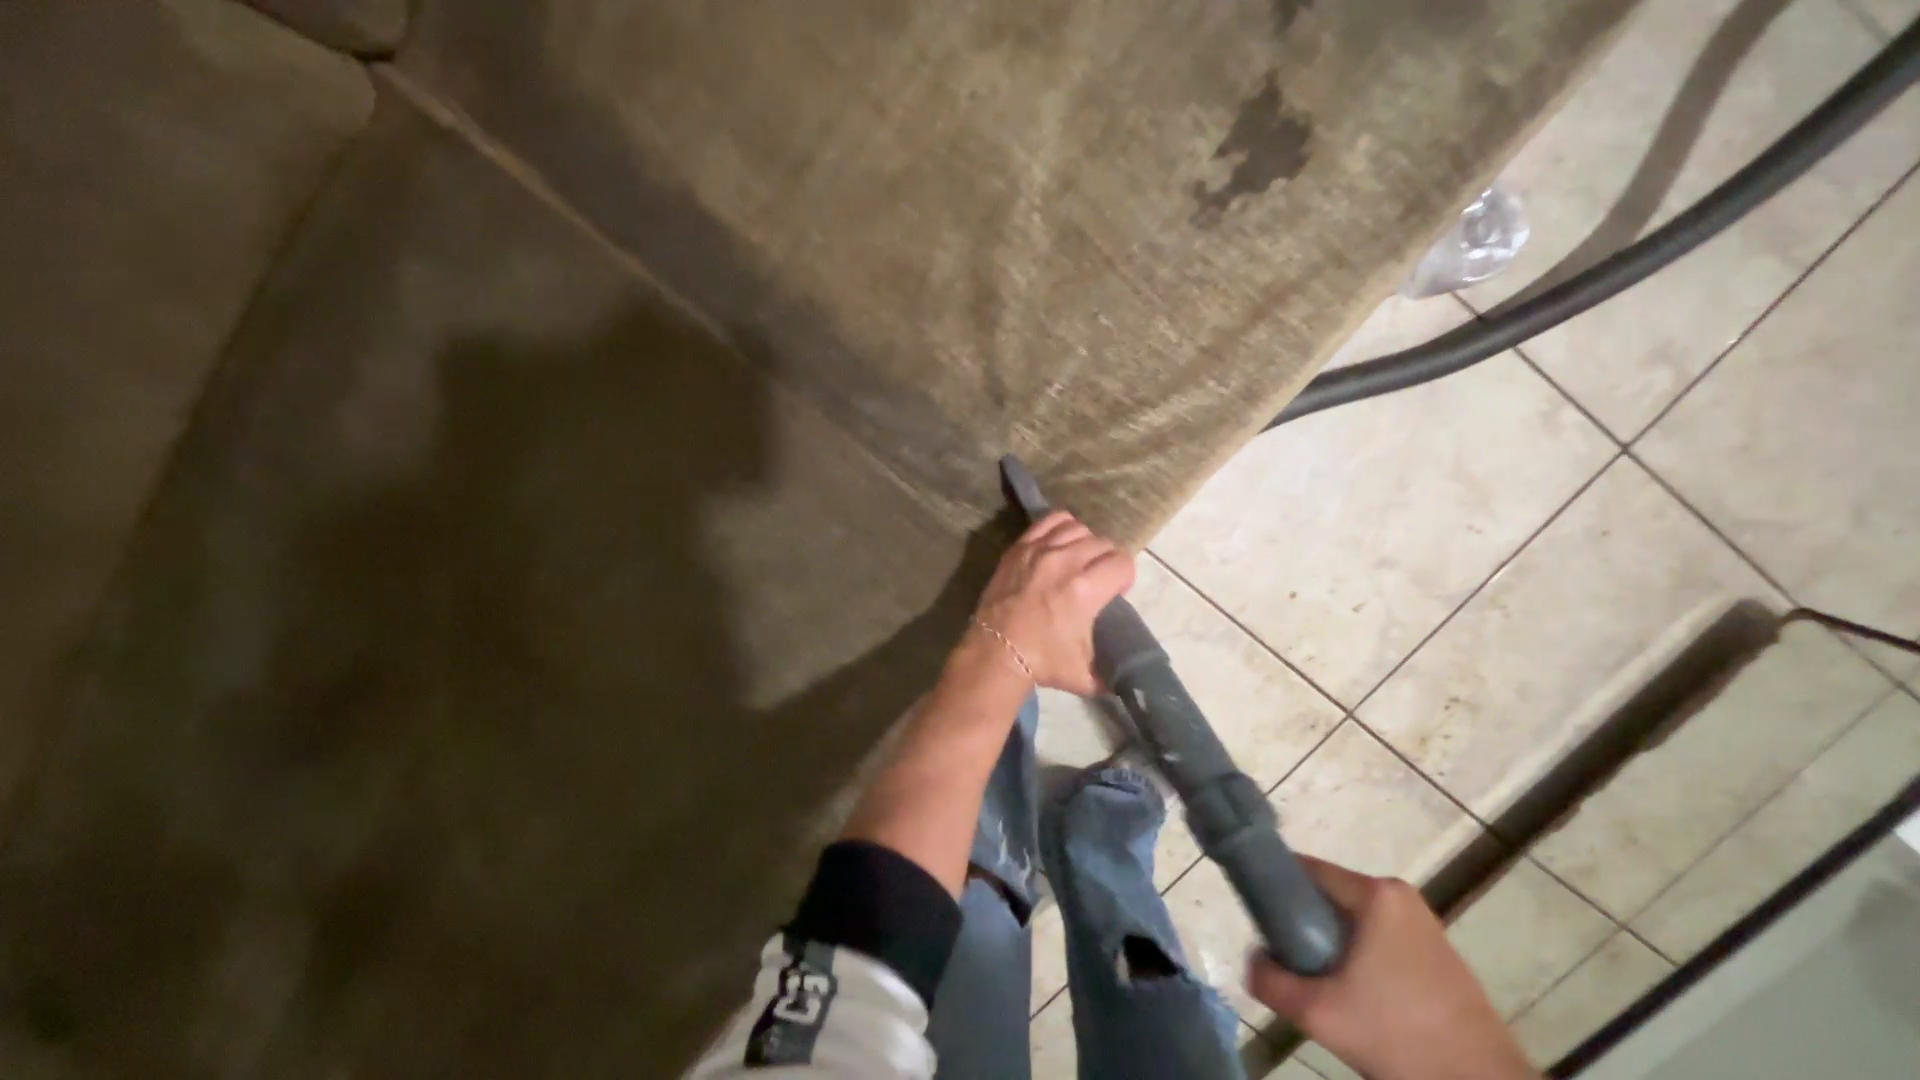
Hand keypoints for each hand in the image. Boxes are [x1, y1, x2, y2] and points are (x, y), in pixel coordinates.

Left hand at [970, 511, 1134, 696]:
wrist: (995, 654)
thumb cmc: (1042, 663)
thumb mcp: (1087, 675)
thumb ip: (1113, 670)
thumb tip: (1128, 670)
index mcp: (1085, 589)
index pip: (1123, 563)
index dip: (1125, 577)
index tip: (1116, 592)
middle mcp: (1065, 562)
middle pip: (1103, 543)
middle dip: (1107, 561)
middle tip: (1098, 580)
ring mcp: (1039, 551)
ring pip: (1078, 528)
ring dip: (1085, 544)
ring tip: (1079, 562)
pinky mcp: (1019, 548)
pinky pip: (1049, 521)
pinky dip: (1061, 528)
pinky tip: (1061, 545)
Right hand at [1247, 858, 1537, 1079]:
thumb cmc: (1397, 1035)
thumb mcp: (1316, 1013)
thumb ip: (1269, 980)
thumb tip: (1252, 959)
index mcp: (1376, 894)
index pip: (1305, 869)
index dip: (1274, 890)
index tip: (1256, 920)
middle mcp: (1400, 896)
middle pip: (1329, 896)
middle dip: (1302, 924)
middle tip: (1287, 962)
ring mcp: (1423, 923)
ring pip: (1353, 921)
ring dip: (1330, 945)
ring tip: (1320, 985)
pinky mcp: (1436, 951)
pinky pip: (1378, 939)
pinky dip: (1358, 958)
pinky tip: (1356, 997)